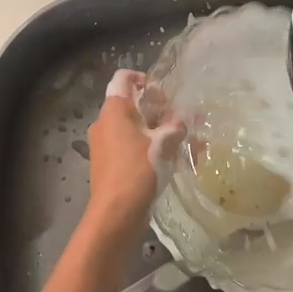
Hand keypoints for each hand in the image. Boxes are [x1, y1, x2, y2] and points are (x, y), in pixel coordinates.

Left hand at [84, 70, 183, 234]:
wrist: (115, 214)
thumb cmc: (138, 170)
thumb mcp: (164, 144)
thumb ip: (177, 126)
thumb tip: (186, 118)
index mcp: (114, 109)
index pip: (124, 78)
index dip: (146, 80)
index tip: (166, 96)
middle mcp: (104, 122)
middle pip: (133, 105)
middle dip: (161, 112)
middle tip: (183, 123)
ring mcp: (105, 144)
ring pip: (136, 129)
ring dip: (160, 134)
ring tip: (188, 146)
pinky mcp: (109, 164)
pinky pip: (132, 147)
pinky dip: (151, 149)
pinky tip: (176, 163)